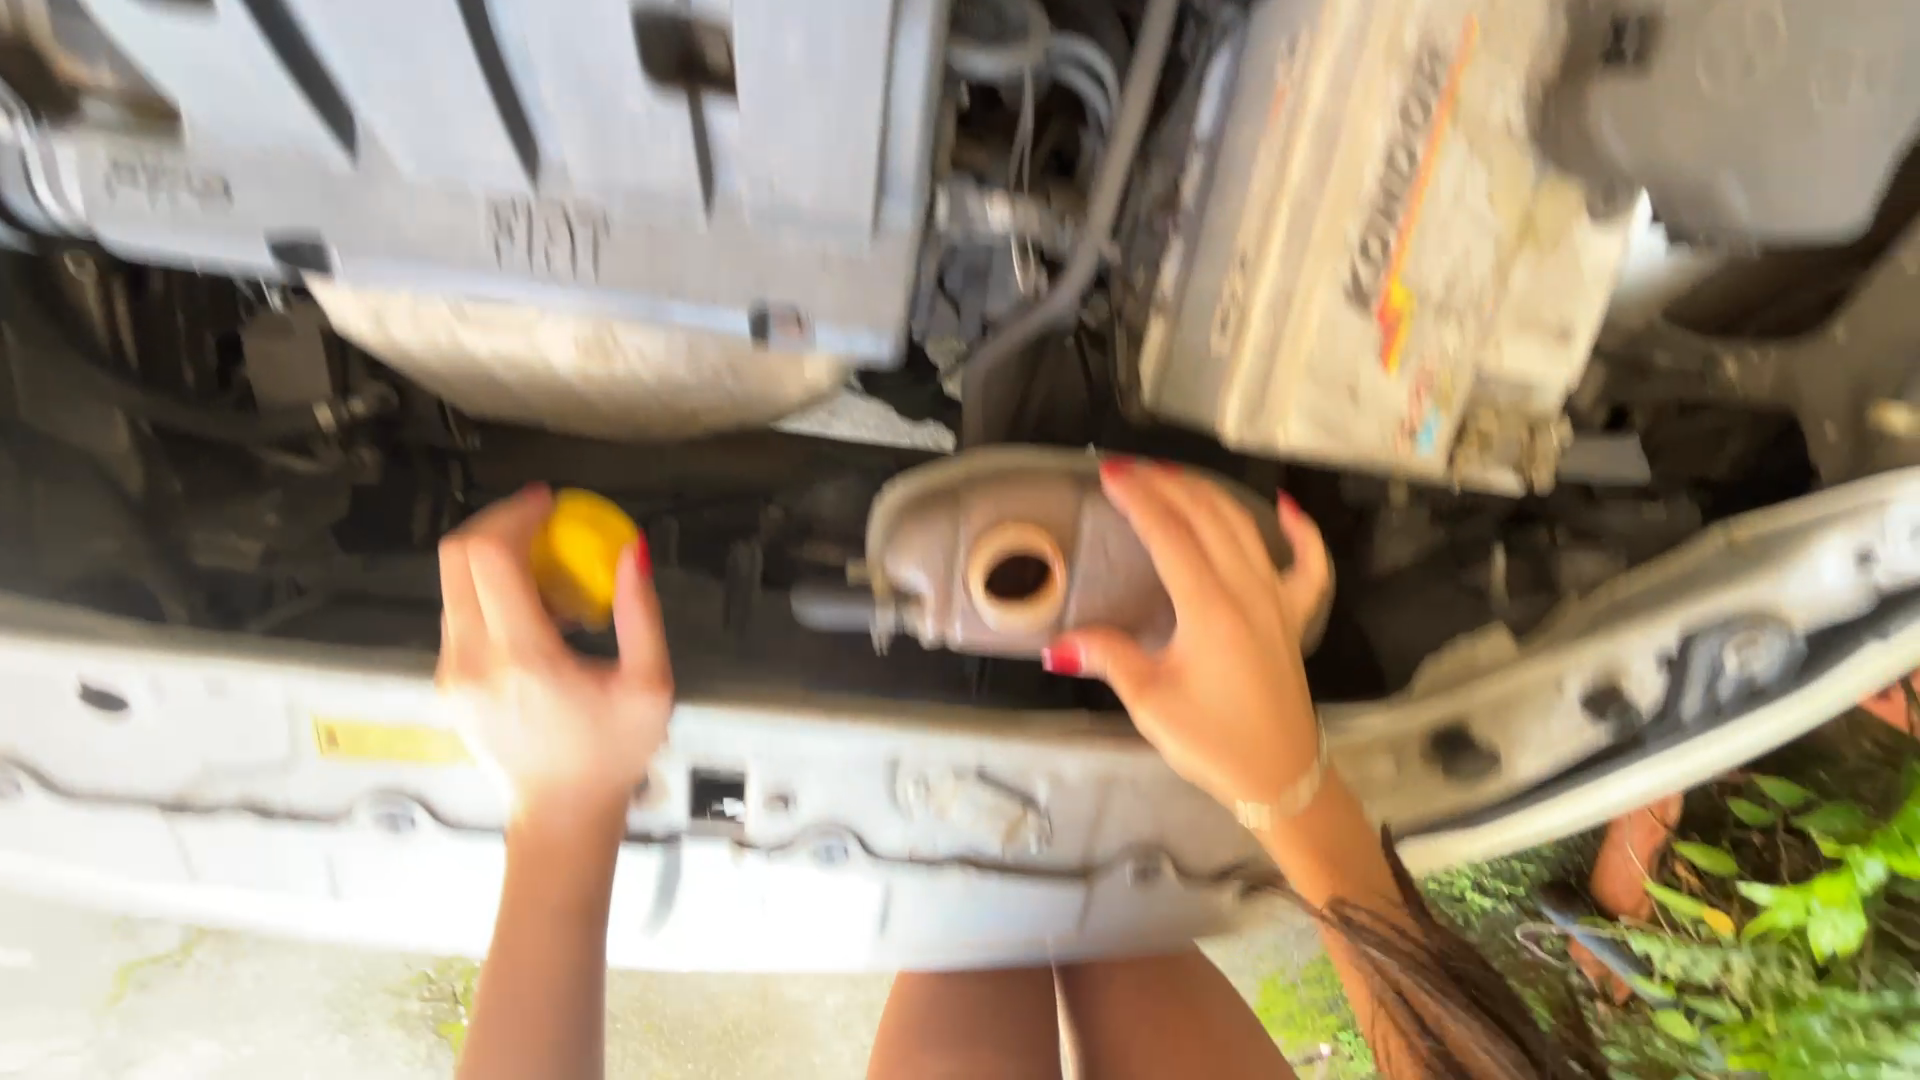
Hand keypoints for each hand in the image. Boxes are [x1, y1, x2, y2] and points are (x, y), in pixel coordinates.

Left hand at [435, 485, 673, 824]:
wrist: (560, 814)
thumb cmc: (613, 751)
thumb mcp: (650, 683)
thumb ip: (640, 614)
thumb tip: (632, 552)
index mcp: (523, 658)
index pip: (491, 558)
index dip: (515, 515)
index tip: (549, 502)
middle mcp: (471, 659)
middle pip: (456, 558)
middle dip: (499, 524)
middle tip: (546, 520)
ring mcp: (449, 672)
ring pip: (453, 583)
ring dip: (497, 559)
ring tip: (551, 573)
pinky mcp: (446, 681)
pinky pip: (459, 612)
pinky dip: (492, 591)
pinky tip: (537, 611)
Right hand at [1042, 463, 1330, 806]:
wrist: (1280, 777)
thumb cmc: (1212, 740)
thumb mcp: (1150, 701)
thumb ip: (1108, 658)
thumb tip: (1055, 643)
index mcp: (1209, 607)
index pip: (1169, 533)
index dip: (1139, 499)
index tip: (1110, 475)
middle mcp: (1248, 590)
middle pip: (1206, 517)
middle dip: (1167, 484)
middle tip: (1131, 469)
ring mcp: (1277, 599)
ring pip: (1244, 527)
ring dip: (1208, 495)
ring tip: (1174, 475)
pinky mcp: (1294, 616)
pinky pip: (1308, 562)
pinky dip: (1299, 530)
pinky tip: (1284, 507)